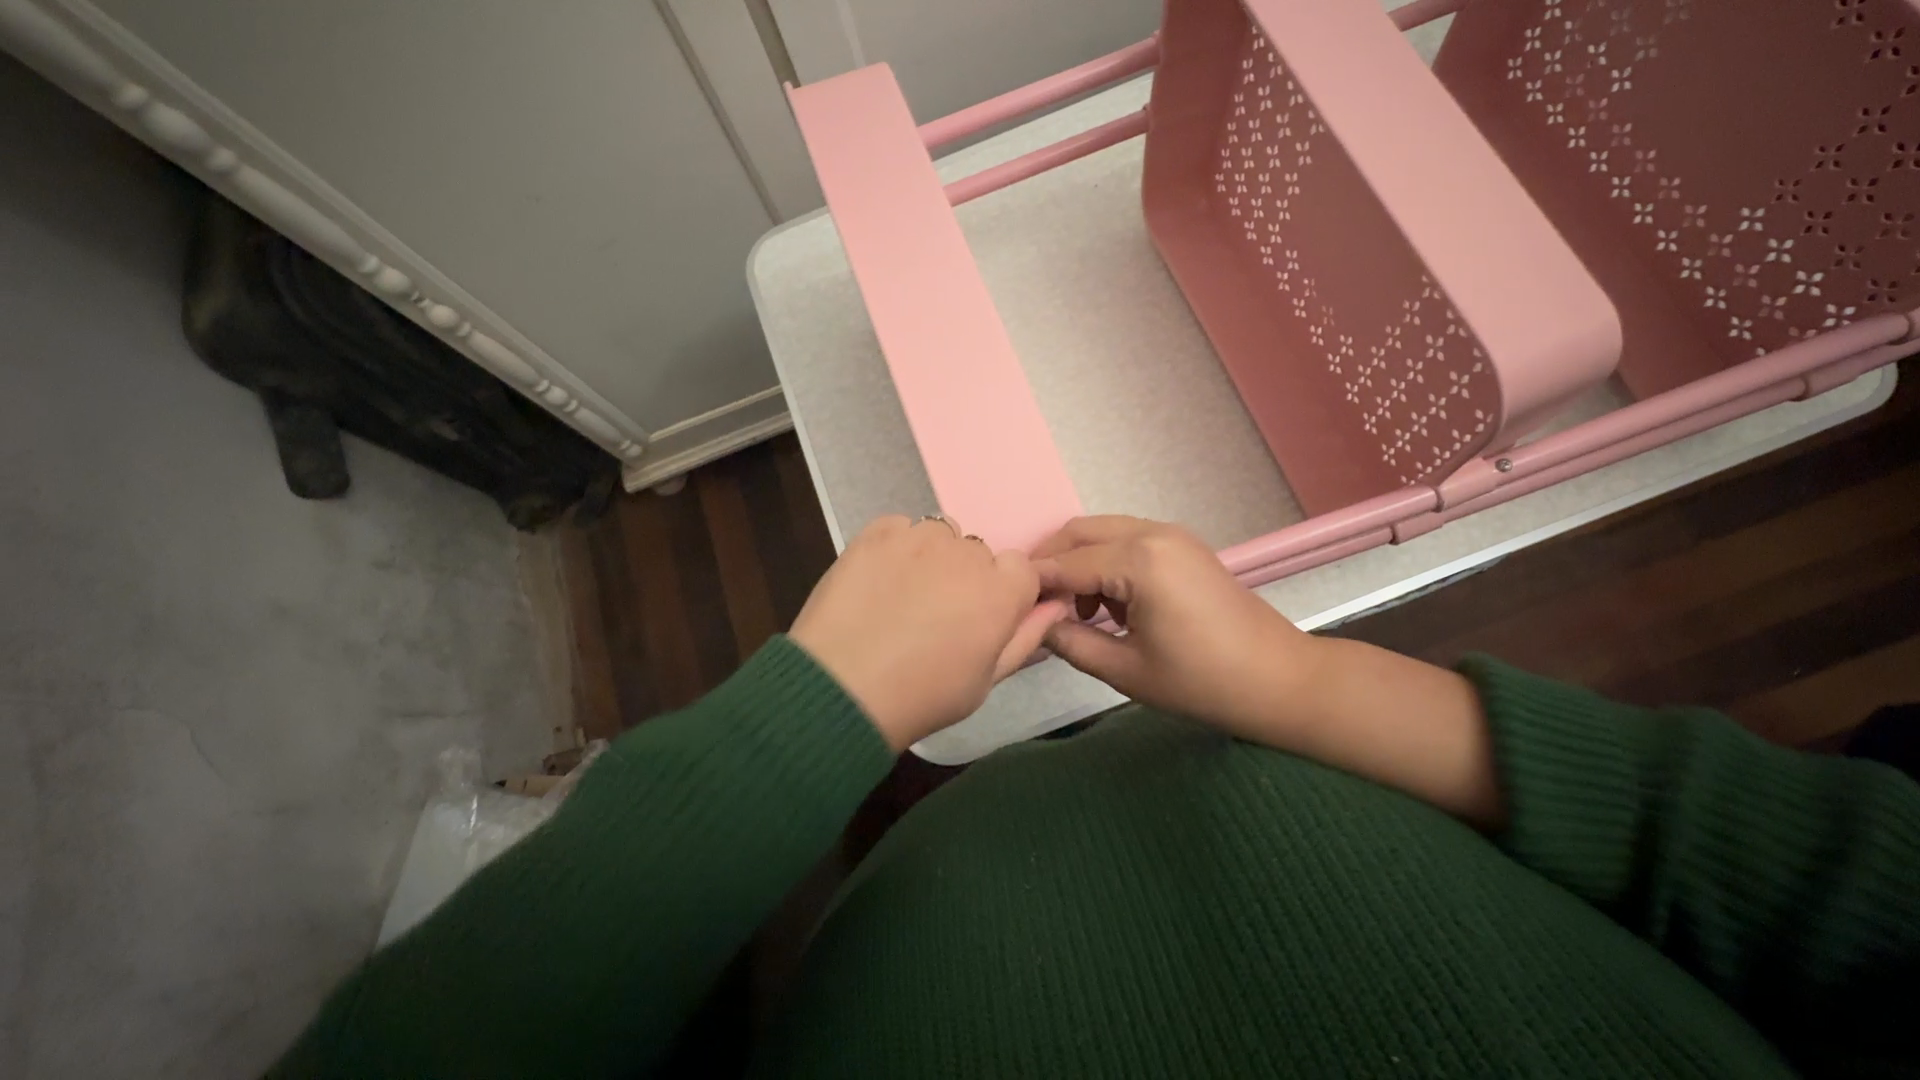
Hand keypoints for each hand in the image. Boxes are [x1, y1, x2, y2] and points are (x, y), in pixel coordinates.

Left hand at [790, 515, 1066, 751]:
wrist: (842, 689)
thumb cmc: (923, 695)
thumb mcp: (986, 680)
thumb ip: (1026, 636)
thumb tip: (1055, 605)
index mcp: (1002, 590)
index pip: (1021, 569)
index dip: (1003, 594)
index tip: (980, 620)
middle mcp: (967, 553)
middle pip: (979, 553)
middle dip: (966, 578)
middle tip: (935, 617)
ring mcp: (919, 537)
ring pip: (940, 536)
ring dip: (932, 558)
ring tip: (903, 598)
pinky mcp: (877, 532)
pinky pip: (900, 527)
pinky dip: (896, 547)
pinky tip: (879, 582)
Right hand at [1033, 516, 1326, 740]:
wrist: (1279, 680)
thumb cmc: (1202, 682)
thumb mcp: (1125, 669)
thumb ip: (1070, 642)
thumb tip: (1035, 625)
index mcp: (1139, 560)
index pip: (1065, 563)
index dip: (1033, 585)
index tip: (1007, 608)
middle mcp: (1153, 533)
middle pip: (1080, 532)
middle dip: (1051, 563)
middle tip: (1036, 606)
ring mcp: (1172, 535)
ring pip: (1103, 532)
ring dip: (1080, 562)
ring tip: (1078, 614)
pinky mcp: (1184, 547)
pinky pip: (1128, 540)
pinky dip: (1106, 562)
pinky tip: (1110, 606)